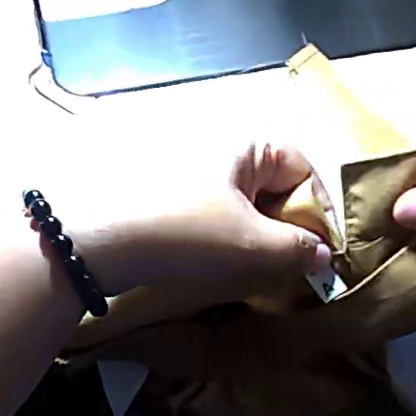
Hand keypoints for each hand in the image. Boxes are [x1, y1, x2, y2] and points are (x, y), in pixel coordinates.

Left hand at [77, 144, 331, 293]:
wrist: (91, 239)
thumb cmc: (183, 232)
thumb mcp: (249, 244)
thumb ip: (297, 250)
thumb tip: (325, 258)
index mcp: (247, 144)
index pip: (303, 170)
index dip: (318, 213)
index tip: (319, 255)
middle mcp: (218, 145)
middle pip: (271, 186)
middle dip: (283, 229)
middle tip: (284, 268)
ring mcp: (186, 167)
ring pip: (239, 203)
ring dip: (252, 238)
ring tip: (249, 270)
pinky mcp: (161, 191)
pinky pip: (208, 211)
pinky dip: (220, 236)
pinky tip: (213, 262)